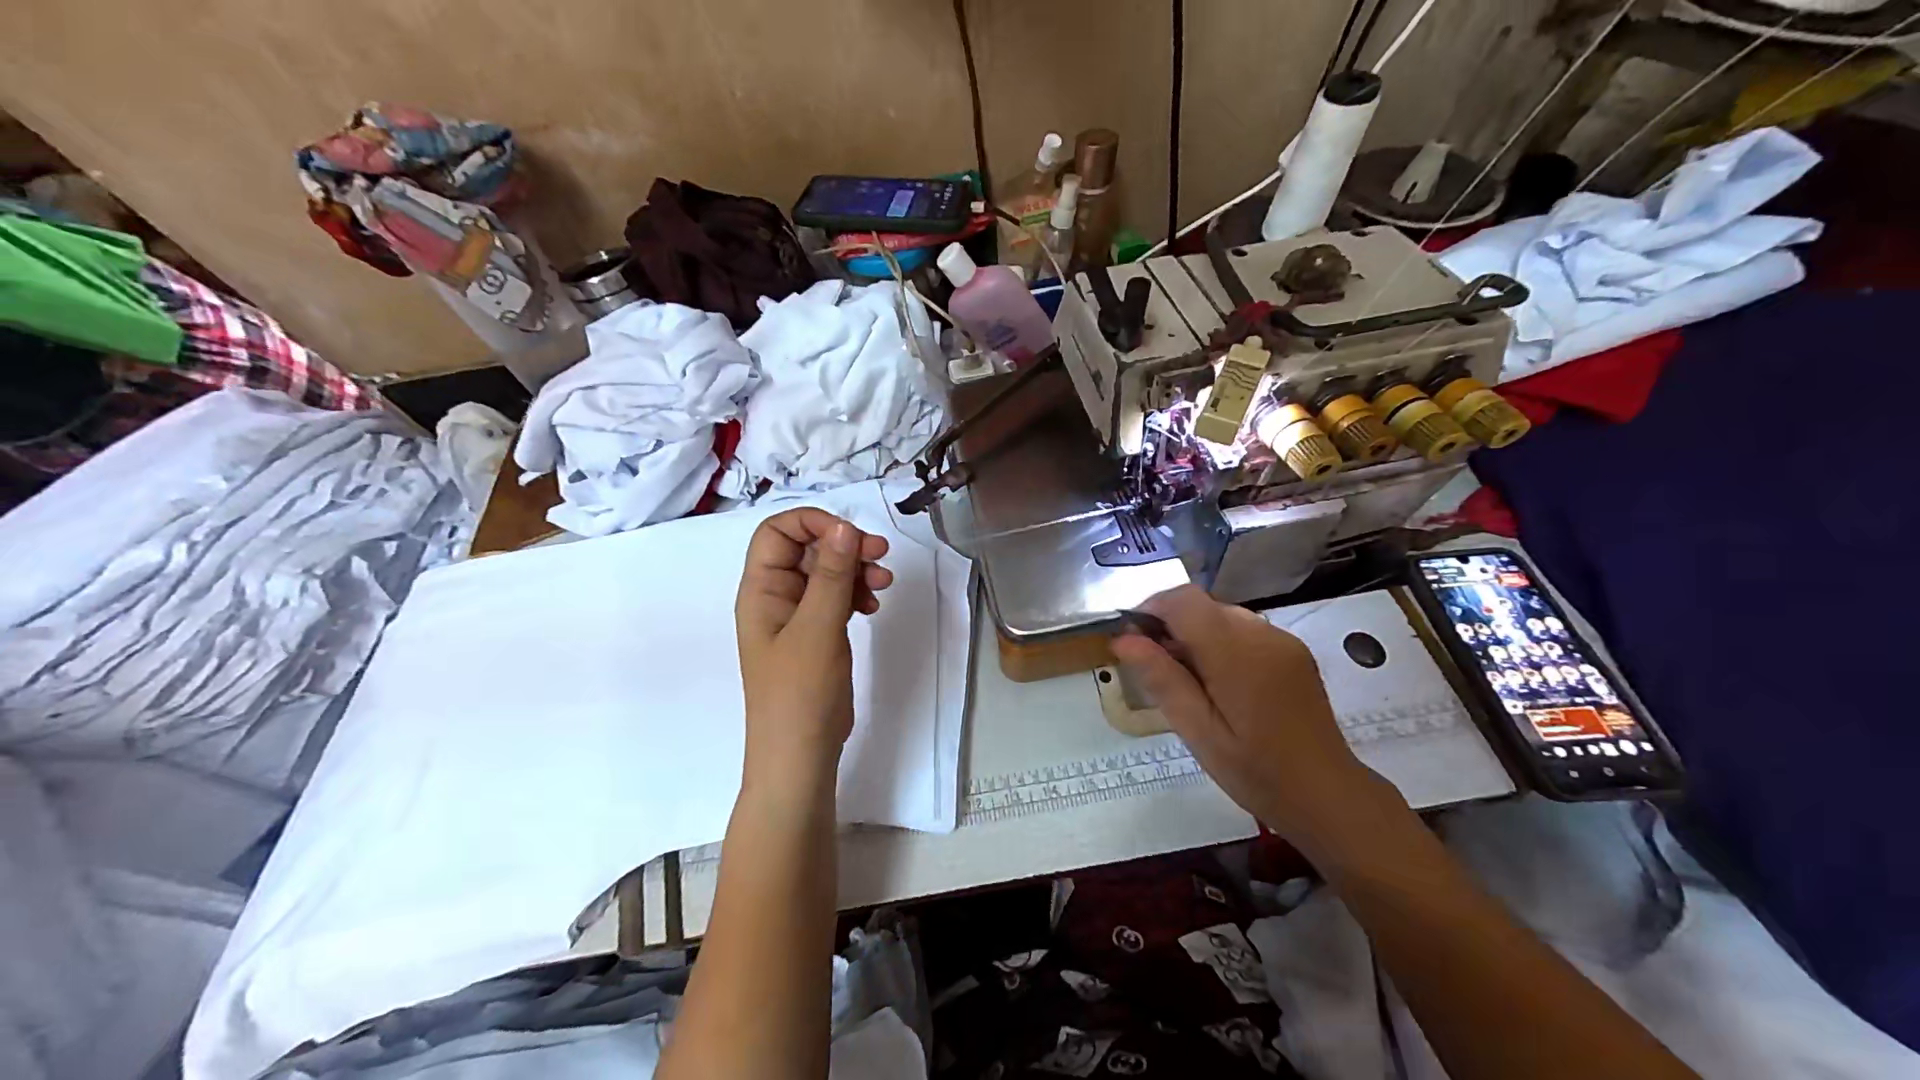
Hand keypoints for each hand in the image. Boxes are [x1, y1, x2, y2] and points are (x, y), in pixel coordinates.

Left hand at [735, 509, 892, 784]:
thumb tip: (845, 527)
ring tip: (883, 584)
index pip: (778, 532)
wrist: (800, 757)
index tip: (853, 536)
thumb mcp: (818, 630)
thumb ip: (832, 576)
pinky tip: (873, 605)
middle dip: (844, 546)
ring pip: (826, 573)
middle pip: (807, 549)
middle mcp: (775, 597)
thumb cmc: (800, 694)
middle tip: (881, 555)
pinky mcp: (817, 635)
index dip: (814, 524)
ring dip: (855, 570)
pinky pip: (835, 598)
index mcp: (761, 590)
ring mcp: (796, 617)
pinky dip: (856, 593)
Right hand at [1110, 585, 1402, 849]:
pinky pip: (1245, 631)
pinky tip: (1221, 685)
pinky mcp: (1293, 652)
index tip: (1132, 641)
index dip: (1150, 609)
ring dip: (1195, 636)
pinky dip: (1221, 644)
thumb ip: (1162, 678)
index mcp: (1236, 652)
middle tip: (1156, 672)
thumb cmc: (1256, 771)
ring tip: (1189, 684)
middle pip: (1202, 606)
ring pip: (1222, 616)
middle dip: (1171, 627)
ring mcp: (1282, 640)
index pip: (1183, 600)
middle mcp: (1262, 633)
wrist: (1327, 795)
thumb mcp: (1198, 731)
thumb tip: (1123, 638)